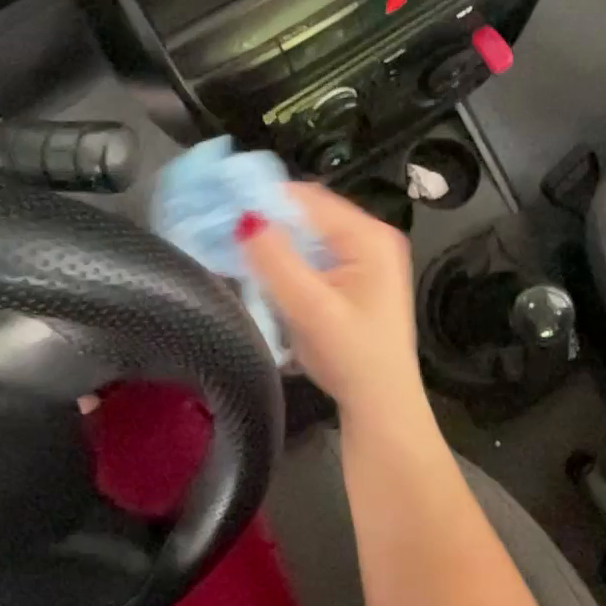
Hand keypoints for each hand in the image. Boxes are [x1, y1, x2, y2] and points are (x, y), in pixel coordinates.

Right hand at [238, 183, 428, 428]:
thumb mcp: (311, 309)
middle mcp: (371, 239)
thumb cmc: (353, 359)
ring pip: (307, 237)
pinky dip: (288, 262)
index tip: (223, 210)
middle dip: (269, 223)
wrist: (382, 406)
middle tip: (223, 233)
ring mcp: (364, 259)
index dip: (266, 200)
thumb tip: (244, 219)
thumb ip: (277, 262)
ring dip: (276, 245)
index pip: (310, 199)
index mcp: (370, 237)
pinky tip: (265, 275)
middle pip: (308, 216)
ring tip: (237, 252)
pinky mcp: (353, 279)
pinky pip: (313, 257)